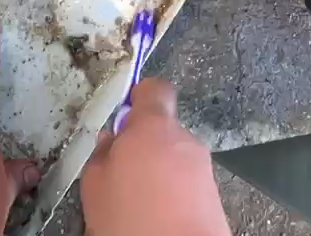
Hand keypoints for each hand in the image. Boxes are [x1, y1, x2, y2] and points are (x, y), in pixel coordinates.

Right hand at [80, 79, 229, 235]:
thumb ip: (101, 154)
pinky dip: (174, 194)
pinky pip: (187, 184)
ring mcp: (203, 170)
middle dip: (144, 145)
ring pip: (174, 159)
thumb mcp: (95, 185)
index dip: (139, 97)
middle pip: (162, 129)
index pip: (155, 89)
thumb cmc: (132, 221)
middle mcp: (184, 140)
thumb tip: (109, 141)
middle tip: (123, 171)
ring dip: (159, 172)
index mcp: (153, 127)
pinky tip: (158, 217)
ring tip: (140, 201)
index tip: (124, 116)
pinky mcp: (215, 200)